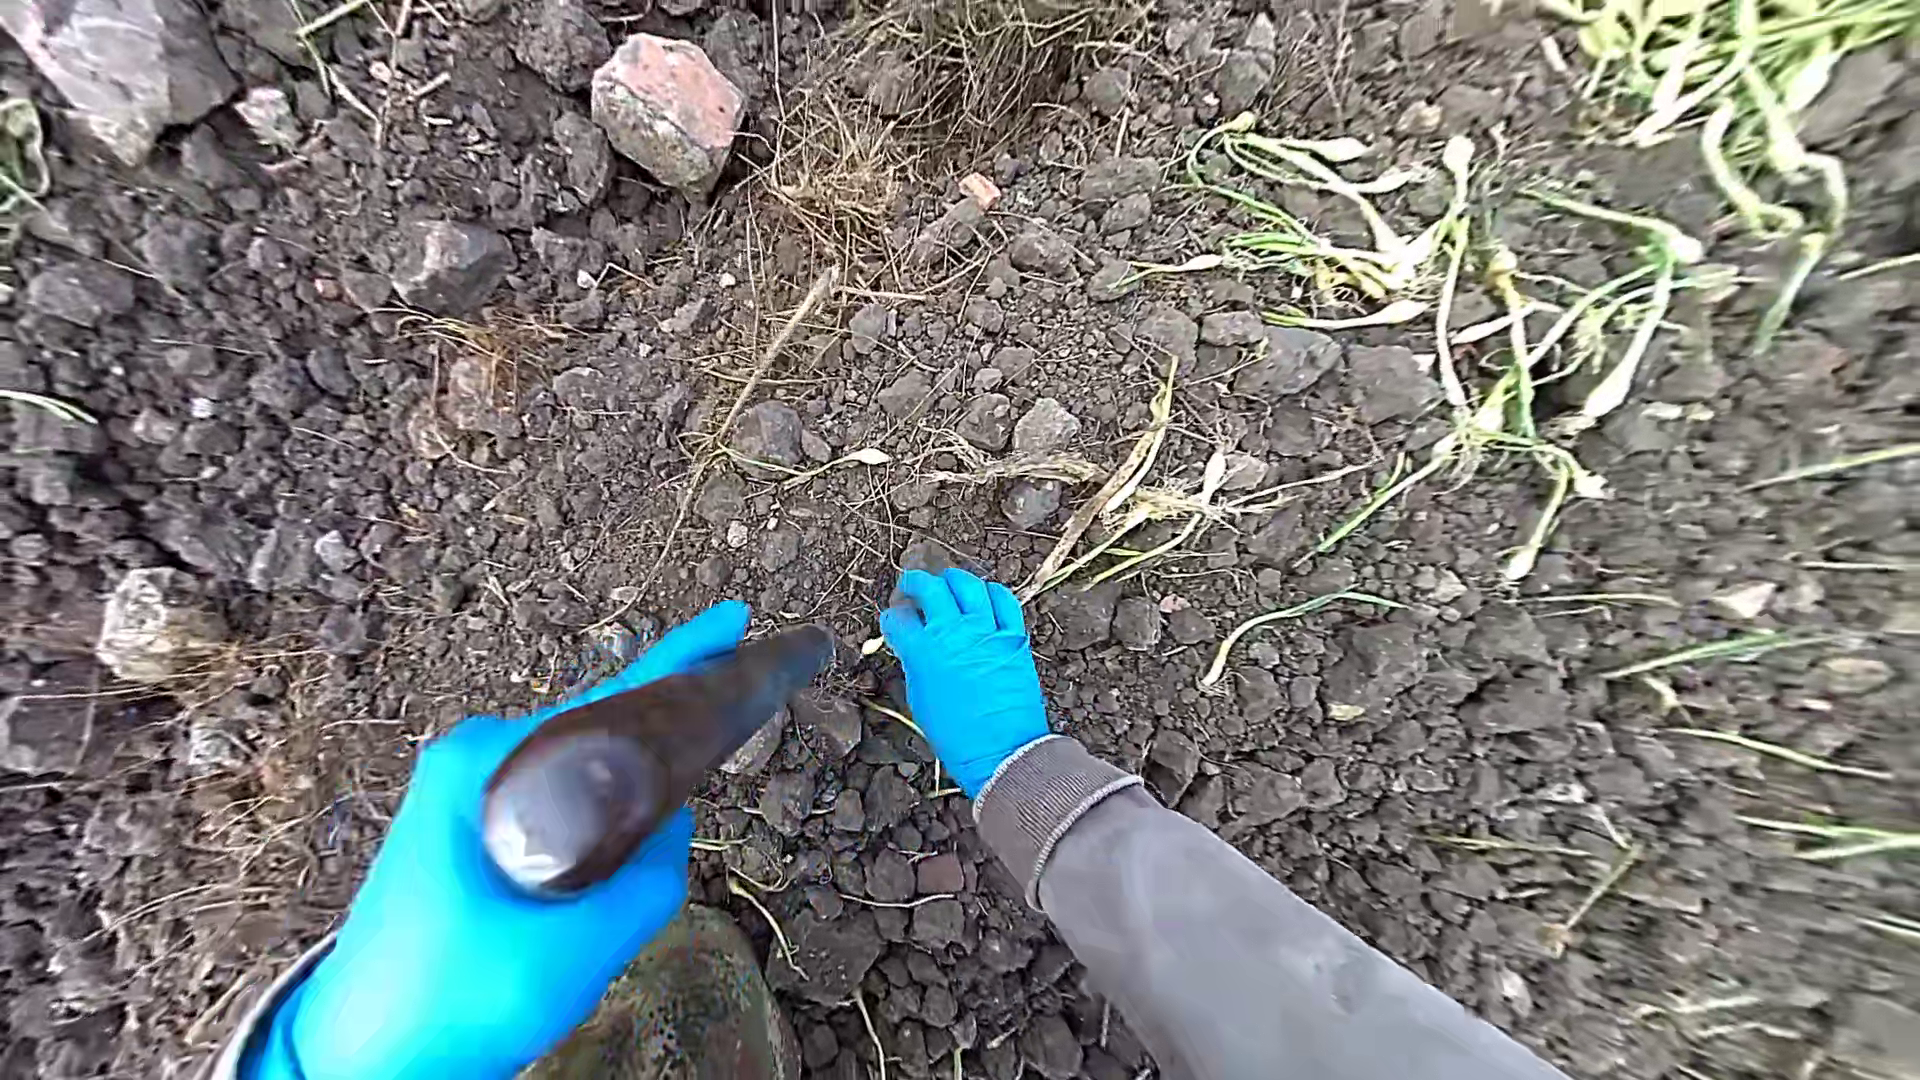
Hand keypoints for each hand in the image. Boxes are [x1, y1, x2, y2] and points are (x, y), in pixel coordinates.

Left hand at [269, 601, 750, 1079]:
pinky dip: (608, 797)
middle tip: (722, 727)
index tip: (734, 619)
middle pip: (608, 717)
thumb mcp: (581, 947)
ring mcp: (474, 781)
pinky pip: (567, 783)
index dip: (685, 654)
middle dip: (669, 723)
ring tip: (650, 826)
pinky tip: (619, 841)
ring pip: (591, 756)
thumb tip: (674, 819)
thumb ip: (655, 875)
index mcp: (488, 766)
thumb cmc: (457, 1004)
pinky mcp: (475, 811)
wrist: (358, 1071)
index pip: (615, 695)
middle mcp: (481, 755)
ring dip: (636, 776)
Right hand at [879, 569, 1049, 795]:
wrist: (1001, 751)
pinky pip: (1004, 601)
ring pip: (968, 585)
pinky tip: (984, 595)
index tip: (895, 618)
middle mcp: (953, 634)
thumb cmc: (957, 734)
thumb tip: (913, 643)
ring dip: (954, 580)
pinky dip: (992, 592)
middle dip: (915, 582)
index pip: (899, 618)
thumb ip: (915, 662)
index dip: (893, 616)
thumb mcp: (920, 698)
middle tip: (912, 586)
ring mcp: (986, 631)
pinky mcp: (1013, 636)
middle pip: (931, 588)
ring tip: (948, 583)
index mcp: (924, 652)